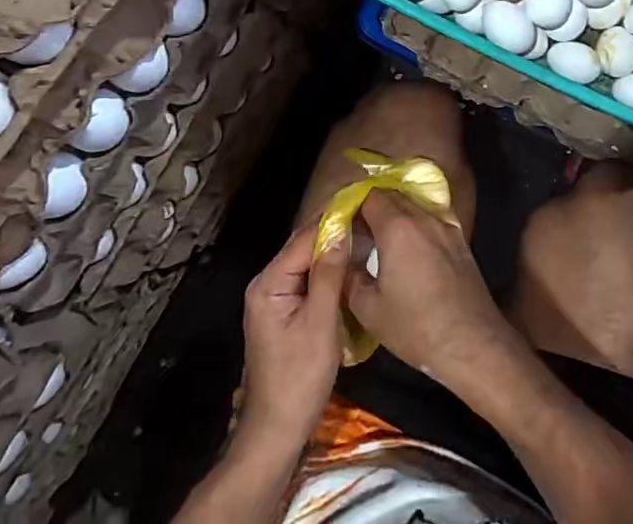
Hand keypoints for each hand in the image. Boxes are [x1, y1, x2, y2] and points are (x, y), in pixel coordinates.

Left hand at [238, 223, 348, 447]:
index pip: (302, 240)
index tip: (359, 203)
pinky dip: (325, 274)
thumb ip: (328, 275)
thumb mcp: (320, 323)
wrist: (276, 429)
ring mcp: (272, 300)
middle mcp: (265, 284)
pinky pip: (305, 283)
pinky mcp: (282, 314)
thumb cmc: (299, 377)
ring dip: (330, 253)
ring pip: (305, 265)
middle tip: (366, 218)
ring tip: (363, 236)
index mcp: (268, 283)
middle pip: (301, 249)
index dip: (330, 221)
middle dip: (332, 234)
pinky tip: (348, 269)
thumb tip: (340, 230)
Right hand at [346, 190, 521, 392]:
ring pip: (413, 205)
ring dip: (394, 214)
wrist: (474, 346)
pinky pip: (431, 219)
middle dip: (371, 206)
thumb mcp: (369, 309)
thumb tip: (345, 262)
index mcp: (397, 227)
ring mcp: (446, 228)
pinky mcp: (460, 242)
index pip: (368, 196)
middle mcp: (423, 218)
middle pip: (391, 195)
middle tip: (357, 230)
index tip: (341, 222)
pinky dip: (415, 224)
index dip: (351, 204)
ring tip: (380, 239)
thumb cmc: (417, 328)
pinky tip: (409, 249)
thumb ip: (349, 277)